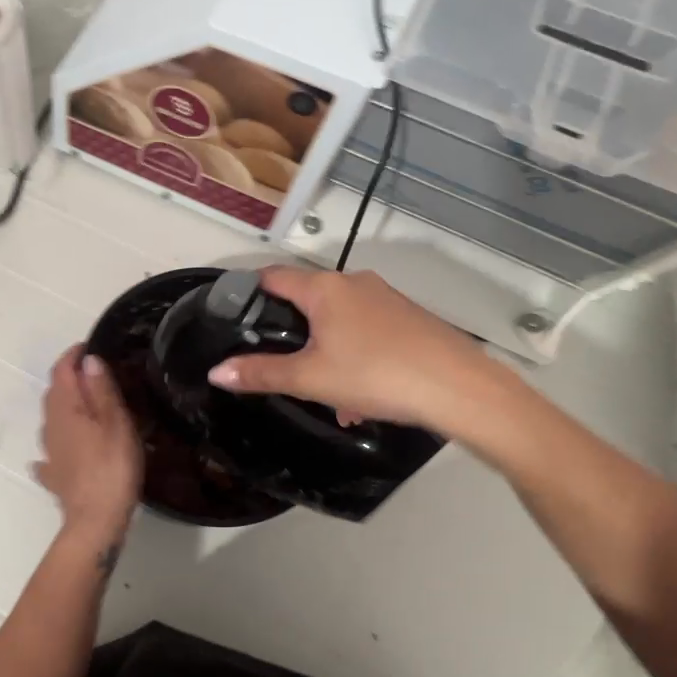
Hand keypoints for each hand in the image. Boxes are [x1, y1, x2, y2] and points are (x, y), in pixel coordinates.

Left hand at [35, 345, 142, 543]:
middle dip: (71, 378)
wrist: (95, 521)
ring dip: (68, 406)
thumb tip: (88, 361)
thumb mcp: (115, 423)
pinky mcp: (54, 474)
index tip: (92, 346)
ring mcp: (49, 451)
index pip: (62, 370)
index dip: (75, 355)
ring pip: (54, 418)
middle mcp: (50, 425)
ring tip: (91, 405)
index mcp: (65, 408)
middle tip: (98, 374)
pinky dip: (62, 441)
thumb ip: (101, 390)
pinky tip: (68, 449)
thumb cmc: (111, 466)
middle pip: (55, 392)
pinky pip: (54, 450)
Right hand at [207, 266, 503, 430]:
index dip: (248, 293)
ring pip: (339, 322)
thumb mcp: (310, 379)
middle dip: (293, 335)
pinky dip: (355, 358)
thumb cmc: (376, 375)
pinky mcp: (410, 319)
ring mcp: (387, 299)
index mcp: (324, 288)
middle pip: (307, 301)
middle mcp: (354, 283)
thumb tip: (215, 372)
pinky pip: (367, 333)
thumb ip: (260, 373)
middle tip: (282, 369)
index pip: (272, 276)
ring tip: (328, 398)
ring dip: (326, 354)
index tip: (234, 318)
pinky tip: (362, 400)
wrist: (460, 389)